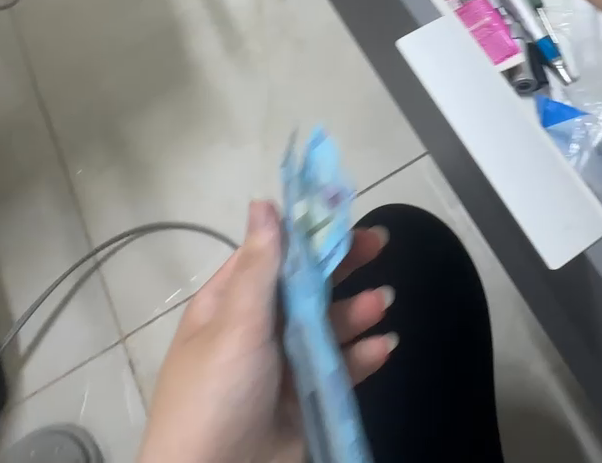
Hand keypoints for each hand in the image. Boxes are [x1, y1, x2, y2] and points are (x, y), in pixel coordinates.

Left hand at [139, 201, 396, 462]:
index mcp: (230, 306)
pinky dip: (363, 356)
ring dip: (357, 310)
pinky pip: (340, 368)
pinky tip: (384, 346)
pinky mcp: (305, 399)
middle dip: (343, 265)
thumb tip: (262, 201)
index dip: (307, 233)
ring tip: (383, 303)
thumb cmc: (217, 394)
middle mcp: (257, 330)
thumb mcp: (236, 324)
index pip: (274, 255)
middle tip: (380, 243)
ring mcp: (283, 366)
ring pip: (328, 324)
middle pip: (307, 285)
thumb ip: (261, 265)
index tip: (342, 214)